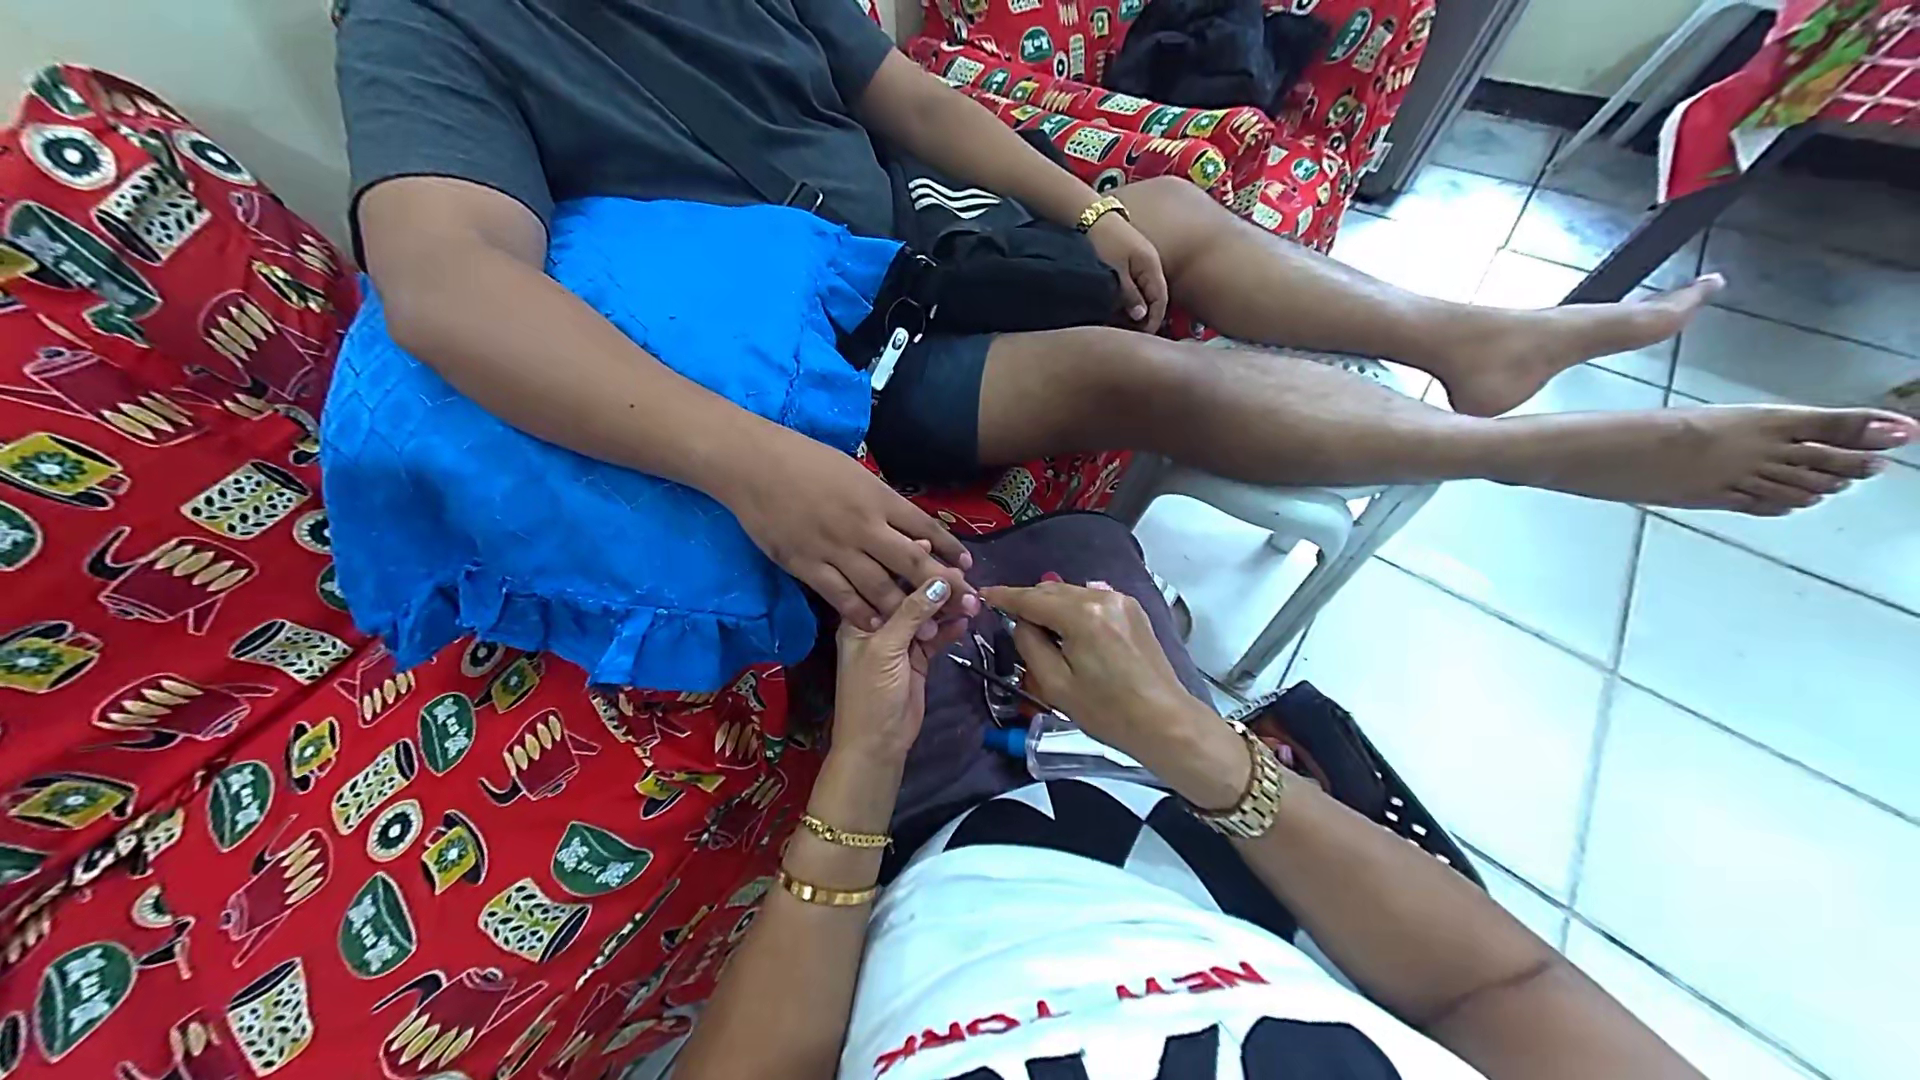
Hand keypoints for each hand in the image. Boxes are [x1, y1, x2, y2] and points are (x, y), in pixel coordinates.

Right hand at [726, 427, 976, 629]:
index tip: (967, 565)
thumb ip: (880, 499)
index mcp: (879, 498)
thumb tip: (904, 519)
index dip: (950, 549)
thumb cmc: (804, 459)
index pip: (926, 528)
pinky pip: (840, 596)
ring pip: (880, 586)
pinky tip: (879, 625)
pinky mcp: (808, 566)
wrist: (754, 464)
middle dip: (943, 586)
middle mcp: (865, 526)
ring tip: (931, 628)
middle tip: (966, 606)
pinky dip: (862, 612)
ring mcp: (836, 549)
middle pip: (913, 562)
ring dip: (908, 609)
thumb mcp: (854, 471)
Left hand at [833, 577, 968, 760]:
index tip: (932, 548)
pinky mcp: (918, 658)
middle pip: (910, 595)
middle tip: (962, 577)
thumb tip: (939, 581)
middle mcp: (880, 623)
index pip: (884, 581)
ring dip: (948, 607)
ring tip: (971, 600)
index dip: (905, 564)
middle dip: (935, 586)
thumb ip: (911, 613)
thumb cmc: (869, 693)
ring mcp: (901, 641)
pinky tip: (965, 620)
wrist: (877, 743)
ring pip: (927, 615)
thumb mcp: (886, 649)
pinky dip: (950, 628)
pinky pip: (936, 636)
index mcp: (860, 617)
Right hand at [980, 581, 1211, 768]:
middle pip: (1051, 590)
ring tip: (1042, 633)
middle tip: (1011, 622)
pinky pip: (1091, 600)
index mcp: (1081, 615)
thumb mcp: (1055, 685)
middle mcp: (1101, 597)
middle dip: (1028, 602)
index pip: (1031, 598)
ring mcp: (1120, 600)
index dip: (1004, 596)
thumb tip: (1022, 623)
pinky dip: (1073, 609)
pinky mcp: (1132, 609)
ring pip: (1071, 593)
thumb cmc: (1107, 711)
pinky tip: (1070, 632)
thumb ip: (1030, 645)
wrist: (1165, 722)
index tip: (984, 594)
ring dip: (1051, 606)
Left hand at [1086, 213, 1168, 333]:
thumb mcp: (1115, 273)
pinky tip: (1114, 309)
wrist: (1089, 216)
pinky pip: (1132, 286)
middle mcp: (1149, 265)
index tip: (1143, 338)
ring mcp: (1139, 263)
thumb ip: (1128, 295)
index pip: (1160, 300)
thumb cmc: (1103, 242)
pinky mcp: (1127, 262)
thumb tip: (1141, 316)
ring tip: (1120, 326)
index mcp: (1151, 266)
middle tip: (1129, 335)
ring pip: (1142, 293)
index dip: (1153, 320)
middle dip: (1143, 319)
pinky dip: (1126, 300)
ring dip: (1133, 310)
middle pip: (1153, 298)